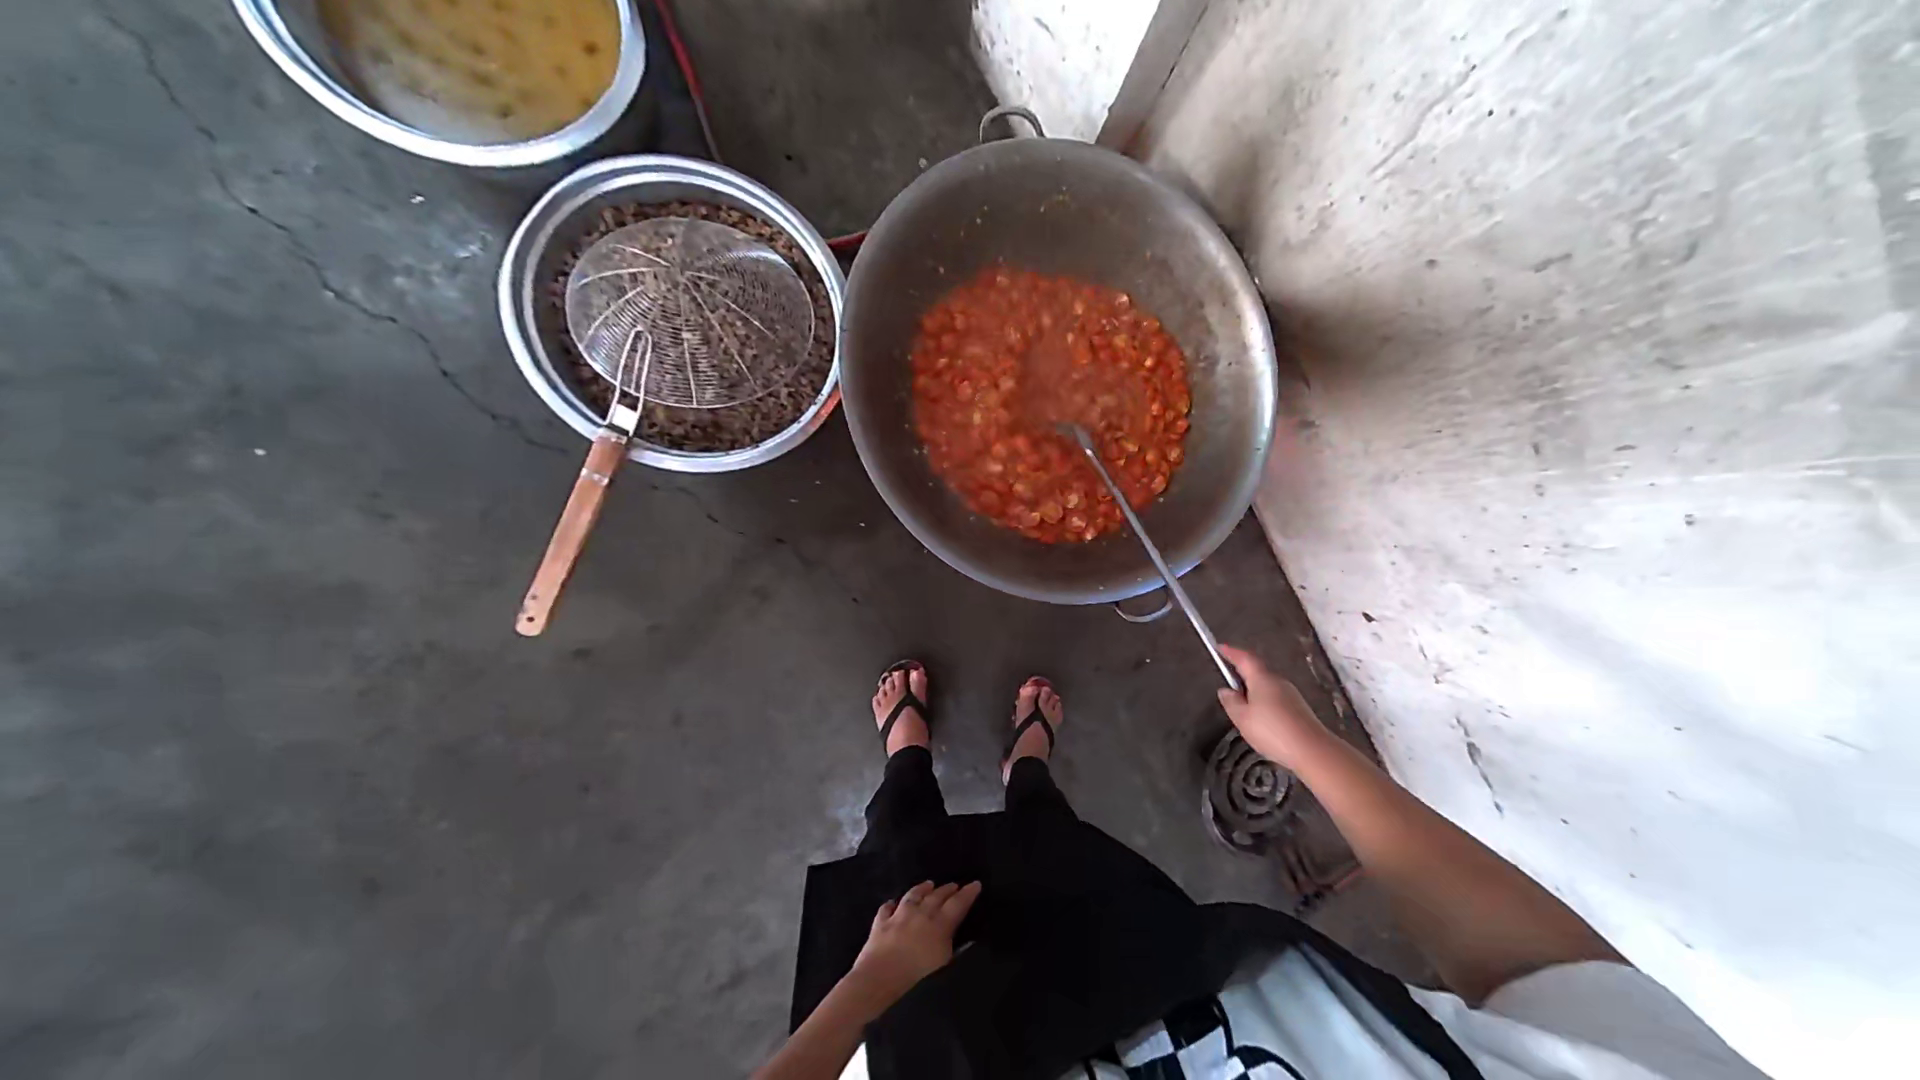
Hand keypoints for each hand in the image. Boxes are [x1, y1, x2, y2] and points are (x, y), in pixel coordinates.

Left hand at [847, 881, 982, 1006]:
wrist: (880, 976)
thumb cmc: (917, 974)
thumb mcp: (944, 961)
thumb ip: (952, 944)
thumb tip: (958, 933)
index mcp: (938, 923)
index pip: (957, 904)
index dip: (967, 893)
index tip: (975, 884)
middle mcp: (920, 913)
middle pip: (936, 896)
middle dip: (947, 889)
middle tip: (954, 885)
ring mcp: (899, 915)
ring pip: (913, 896)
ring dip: (922, 889)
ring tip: (929, 883)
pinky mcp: (881, 922)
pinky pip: (887, 909)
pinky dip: (891, 905)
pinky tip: (892, 903)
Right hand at [1217, 644, 1336, 770]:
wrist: (1312, 751)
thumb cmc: (1272, 730)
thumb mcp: (1242, 718)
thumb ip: (1231, 702)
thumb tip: (1225, 691)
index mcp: (1262, 679)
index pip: (1245, 659)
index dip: (1231, 652)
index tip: (1220, 647)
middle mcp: (1278, 682)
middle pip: (1258, 672)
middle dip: (1242, 673)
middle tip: (1228, 677)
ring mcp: (1291, 695)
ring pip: (1267, 687)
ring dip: (1253, 690)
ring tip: (1241, 703)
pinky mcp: (1299, 709)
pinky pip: (1276, 699)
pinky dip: (1264, 702)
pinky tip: (1260, 718)